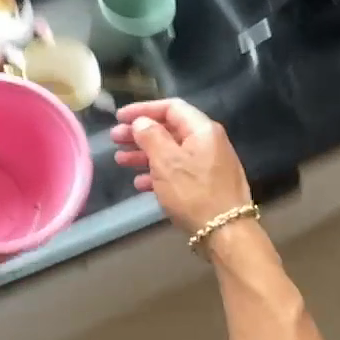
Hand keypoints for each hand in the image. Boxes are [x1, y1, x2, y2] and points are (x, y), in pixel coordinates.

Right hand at [109, 99, 252, 232]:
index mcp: (202, 130)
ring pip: (171, 151)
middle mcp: (208, 142)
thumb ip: (151, 137)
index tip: (119, 117)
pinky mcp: (205, 184)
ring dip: (144, 154)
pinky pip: (177, 171)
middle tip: (115, 139)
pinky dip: (157, 173)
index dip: (143, 109)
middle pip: (169, 129)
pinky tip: (140, 183)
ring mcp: (208, 164)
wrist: (224, 232)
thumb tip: (141, 122)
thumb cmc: (194, 194)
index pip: (171, 108)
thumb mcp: (167, 162)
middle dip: (140, 133)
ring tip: (120, 160)